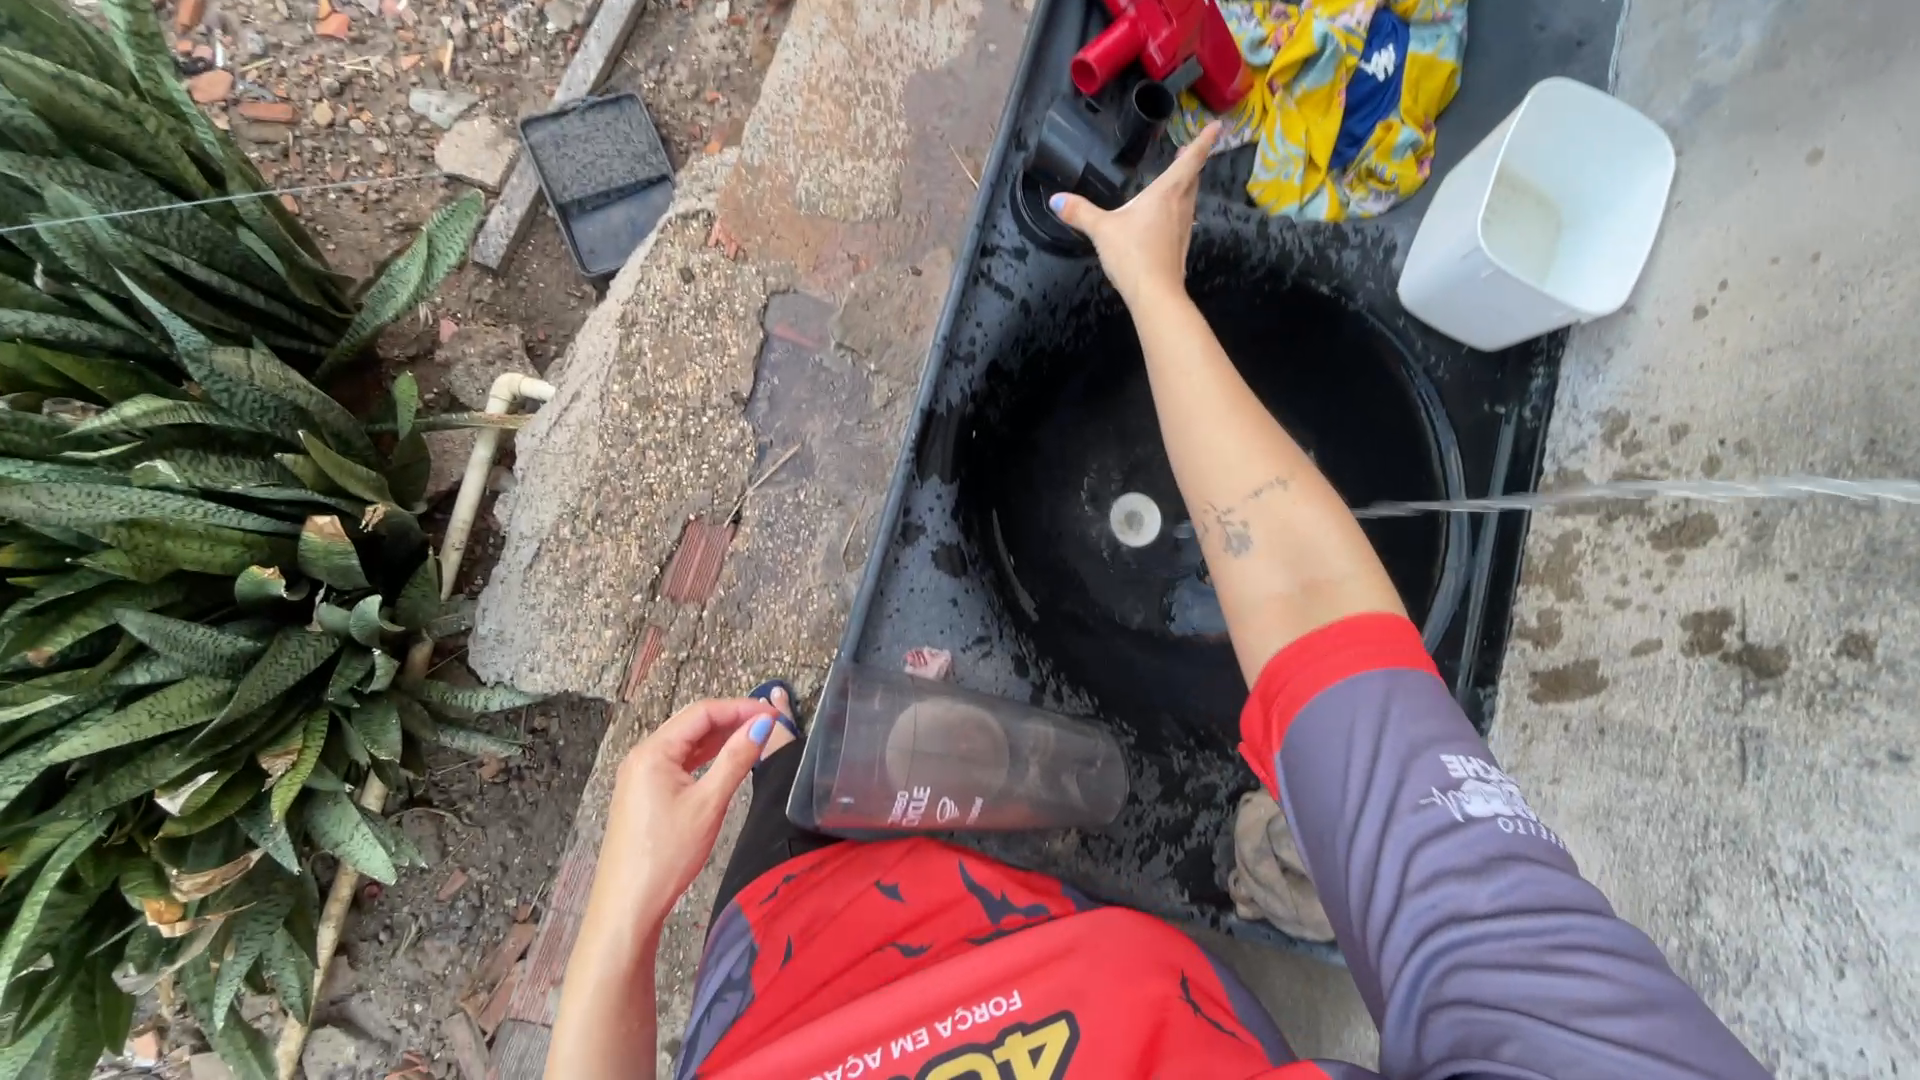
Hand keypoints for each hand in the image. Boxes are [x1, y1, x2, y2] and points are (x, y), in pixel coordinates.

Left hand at [587, 698, 775, 929]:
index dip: (740, 708)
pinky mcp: (643, 793)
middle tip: (768, 724)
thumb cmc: (667, 854)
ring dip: (719, 737)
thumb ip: (736, 758)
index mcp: (653, 751)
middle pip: (692, 723)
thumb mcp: (708, 803)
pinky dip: (705, 756)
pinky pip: (679, 762)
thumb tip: (763, 724)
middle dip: (731, 719)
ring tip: (754, 737)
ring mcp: (640, 775)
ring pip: (686, 743)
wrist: (627, 906)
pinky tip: (726, 760)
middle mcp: (642, 755)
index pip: (702, 713)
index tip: (773, 714)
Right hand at [1052, 121, 1221, 305]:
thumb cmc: (1132, 254)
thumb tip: (1055, 200)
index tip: (1217, 127)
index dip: (1204, 141)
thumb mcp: (1101, 230)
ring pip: (1190, 199)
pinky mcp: (1180, 247)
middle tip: (1190, 151)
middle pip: (1192, 178)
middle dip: (1193, 162)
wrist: (1155, 293)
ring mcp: (1183, 228)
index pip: (1191, 160)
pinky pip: (1183, 220)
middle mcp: (1181, 206)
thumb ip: (1080, 213)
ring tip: (1180, 180)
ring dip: (1187, 186)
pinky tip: (1168, 218)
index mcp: (1166, 193)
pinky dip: (1179, 210)